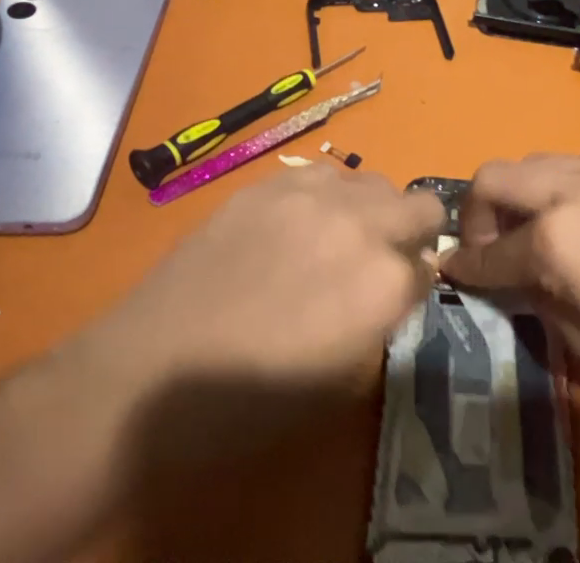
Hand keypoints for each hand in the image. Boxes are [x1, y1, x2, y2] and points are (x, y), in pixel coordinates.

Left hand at [91, 166, 443, 387]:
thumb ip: (382, 318)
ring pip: (373, 182)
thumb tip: (396, 285)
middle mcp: (361, 226)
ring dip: (371, 210)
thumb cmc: (248, 404)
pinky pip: (321, 176)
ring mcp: (311, 198)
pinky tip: (293, 229)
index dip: (413, 287)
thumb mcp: (340, 378)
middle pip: (421, 206)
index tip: (393, 301)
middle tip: (377, 265)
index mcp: (384, 283)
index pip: (430, 267)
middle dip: (410, 235)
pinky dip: (325, 198)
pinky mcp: (265, 186)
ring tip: (334, 242)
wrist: (148, 376)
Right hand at [440, 151, 579, 400]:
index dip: (463, 266)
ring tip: (545, 231)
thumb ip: (535, 298)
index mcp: (554, 238)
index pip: (486, 251)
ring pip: (540, 162)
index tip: (452, 273)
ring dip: (526, 194)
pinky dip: (569, 185)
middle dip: (479, 212)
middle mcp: (573, 188)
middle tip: (494, 248)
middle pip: (496, 176)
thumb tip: (509, 277)